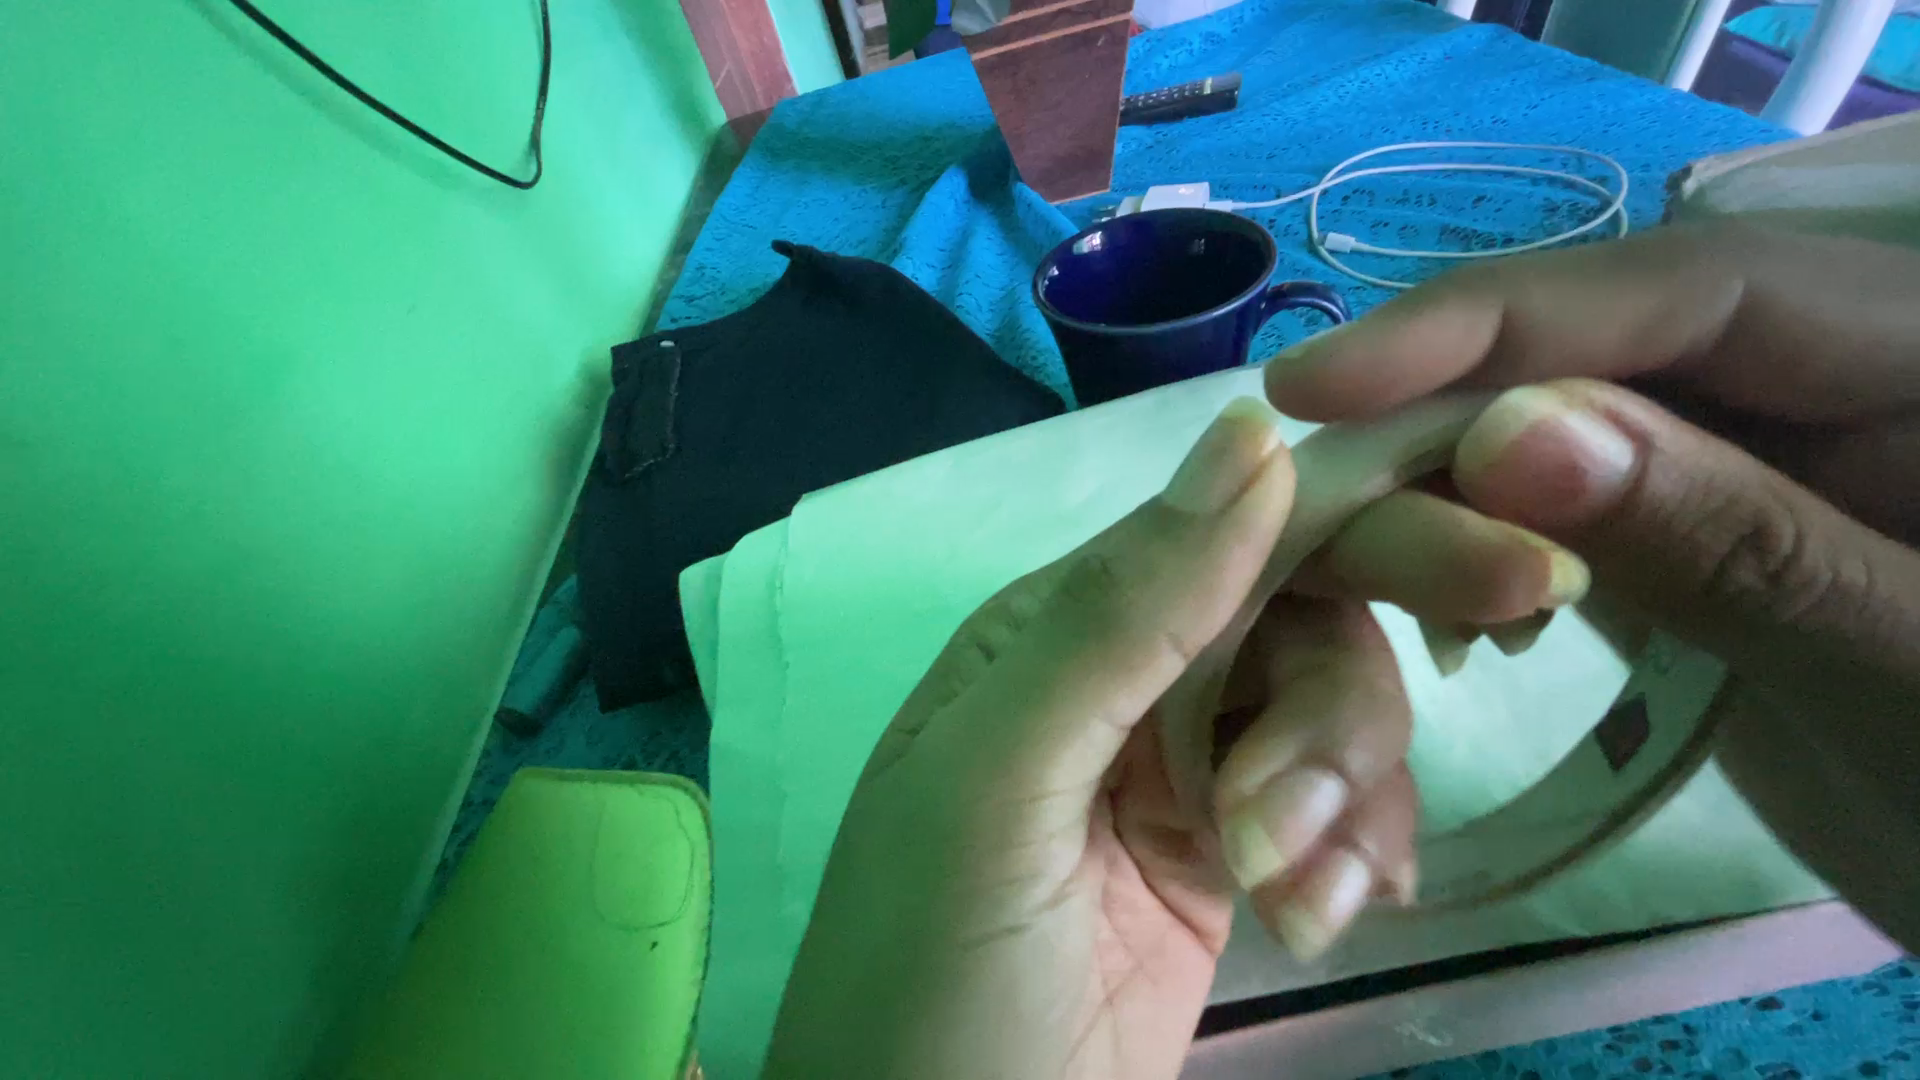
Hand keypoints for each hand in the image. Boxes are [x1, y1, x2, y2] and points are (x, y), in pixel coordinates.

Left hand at [763, 398, 1585, 1079]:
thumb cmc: (936, 959)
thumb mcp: (1004, 777)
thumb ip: (1120, 611)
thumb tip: (1247, 427)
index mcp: (1058, 624)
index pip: (1225, 530)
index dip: (1364, 527)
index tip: (1508, 570)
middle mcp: (1124, 670)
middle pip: (1297, 617)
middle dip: (1345, 701)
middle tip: (1355, 798)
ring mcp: (1179, 757)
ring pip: (1327, 710)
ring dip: (1337, 796)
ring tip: (1284, 893)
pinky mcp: (1224, 846)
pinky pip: (1331, 803)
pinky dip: (1349, 851)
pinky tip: (1311, 919)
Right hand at [1266, 221, 1919, 948]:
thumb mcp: (1914, 682)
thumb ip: (1730, 541)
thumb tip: (1504, 433)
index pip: (1671, 293)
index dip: (1476, 325)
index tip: (1311, 384)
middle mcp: (1807, 388)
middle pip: (1574, 363)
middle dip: (1434, 433)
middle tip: (1312, 508)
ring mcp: (1727, 464)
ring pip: (1533, 440)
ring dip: (1440, 503)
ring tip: (1393, 583)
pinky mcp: (1673, 533)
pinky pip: (1538, 509)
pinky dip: (1468, 549)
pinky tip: (1452, 605)